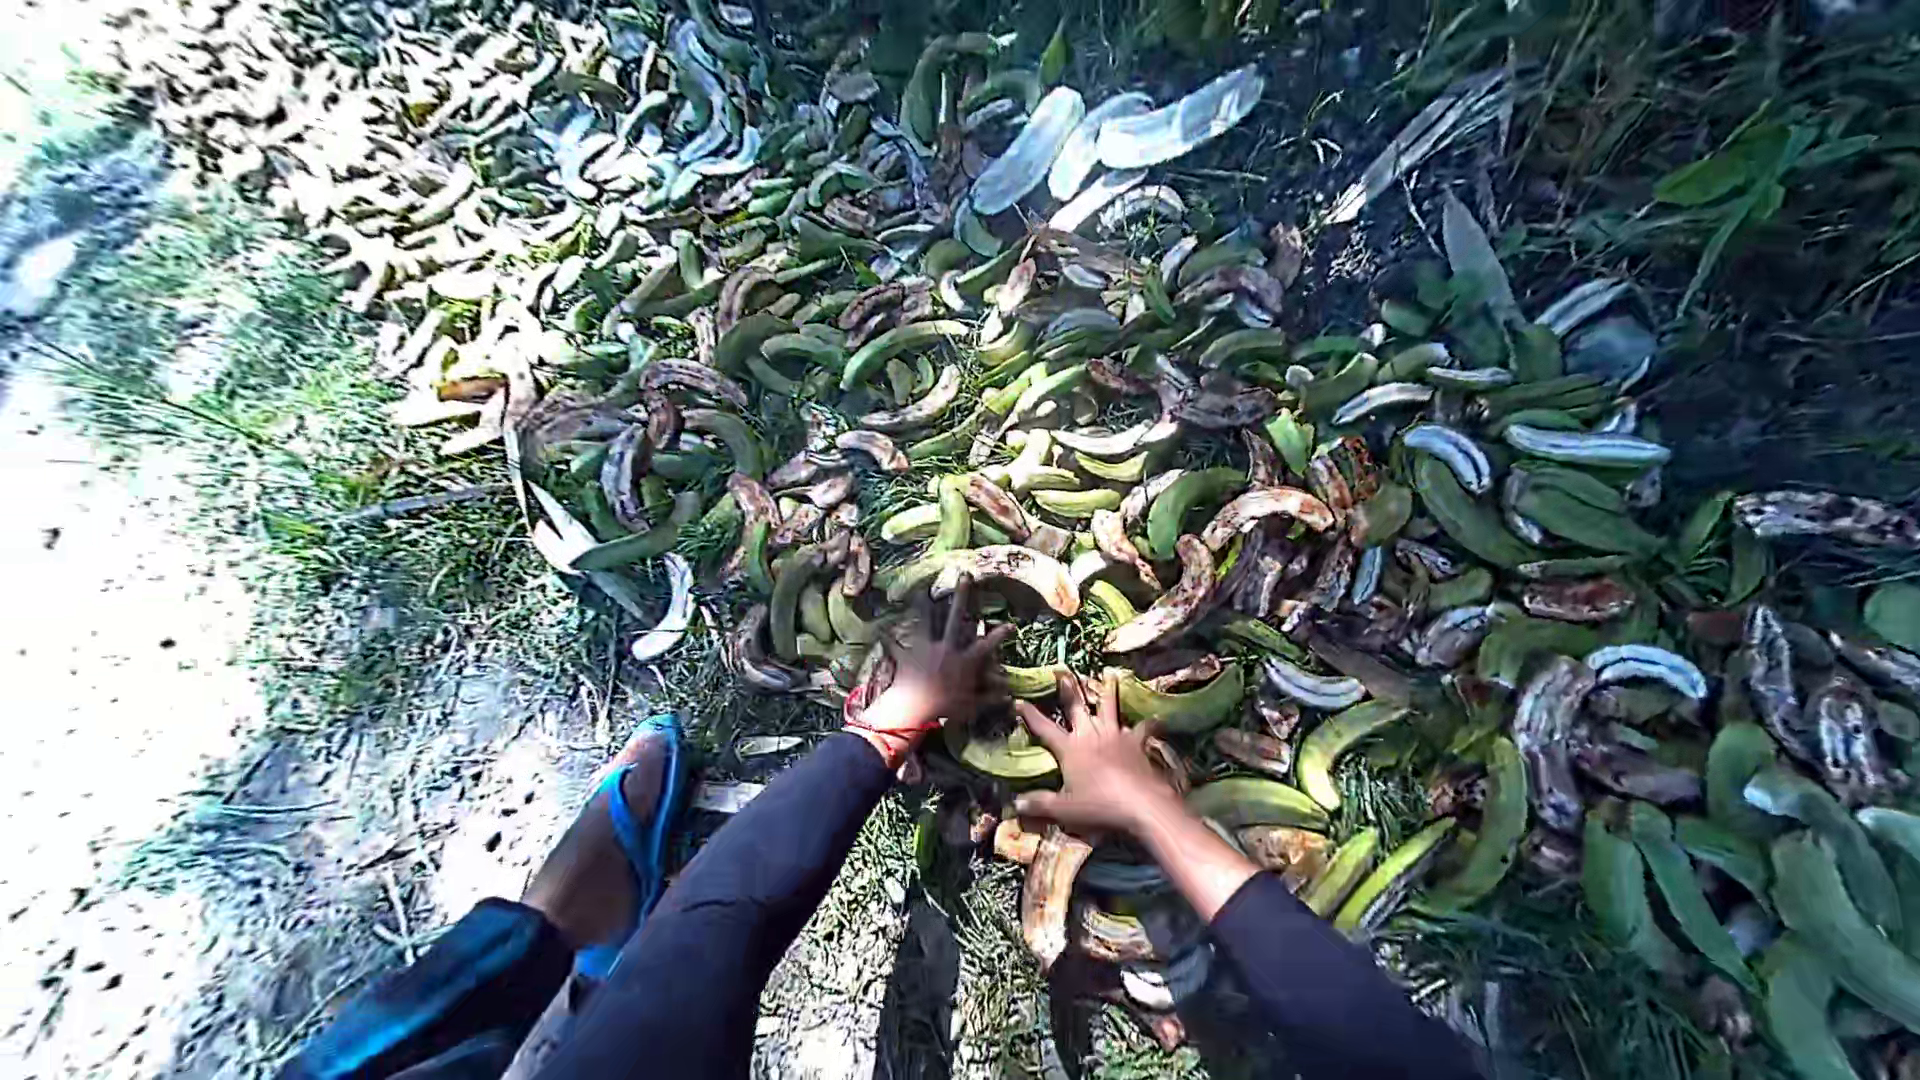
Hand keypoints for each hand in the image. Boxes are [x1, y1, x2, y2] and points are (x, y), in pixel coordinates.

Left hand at [848, 575, 1010, 766]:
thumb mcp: (972, 706)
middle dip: (963, 595)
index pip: (987, 644)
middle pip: (957, 616)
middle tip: (965, 575)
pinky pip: (903, 639)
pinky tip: (888, 620)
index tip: (1010, 624)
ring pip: (929, 620)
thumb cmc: (945, 708)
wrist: (916, 708)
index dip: (1000, 634)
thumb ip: (990, 698)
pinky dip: (896, 630)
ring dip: (928, 603)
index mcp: (965, 660)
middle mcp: (948, 647)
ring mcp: (928, 647)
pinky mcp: (911, 652)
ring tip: (925, 586)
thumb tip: (1009, 696)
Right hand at [1013, 670, 1181, 837]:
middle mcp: (1090, 735)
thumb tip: (1017, 803)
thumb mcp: (1065, 811)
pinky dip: (1149, 723)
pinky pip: (1143, 729)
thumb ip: (1041, 804)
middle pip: (1077, 707)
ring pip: (1109, 706)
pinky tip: (1157, 718)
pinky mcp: (1137, 743)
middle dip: (1068, 689)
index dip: (1030, 715)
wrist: (1142, 805)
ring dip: (1108, 689)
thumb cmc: (1100, 806)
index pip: (1044, 728)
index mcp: (1070, 748)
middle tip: (1063, 671)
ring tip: (1109, 672)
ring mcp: (1115, 735)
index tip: (1018, 701)